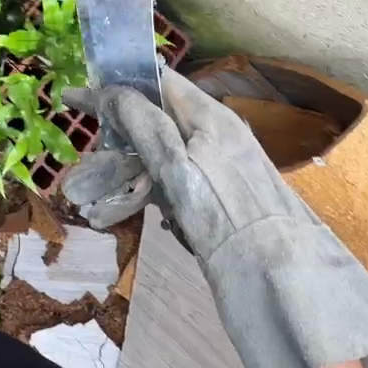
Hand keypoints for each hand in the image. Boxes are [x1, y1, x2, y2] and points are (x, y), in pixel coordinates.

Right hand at [64, 68, 367, 367]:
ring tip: (110, 187)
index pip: (157, 80)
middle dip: (123, 125)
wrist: (291, 287)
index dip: (117, 84)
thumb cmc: (227, 222)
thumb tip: (113, 92)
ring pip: (171, 146)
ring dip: (138, 158)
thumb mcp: (178, 170)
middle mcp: (222, 131)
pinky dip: (160, 183)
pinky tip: (150, 210)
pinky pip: (186, 173)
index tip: (76, 99)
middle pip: (162, 112)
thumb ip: (146, 127)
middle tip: (91, 150)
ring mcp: (230, 162)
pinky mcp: (232, 193)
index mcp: (211, 116)